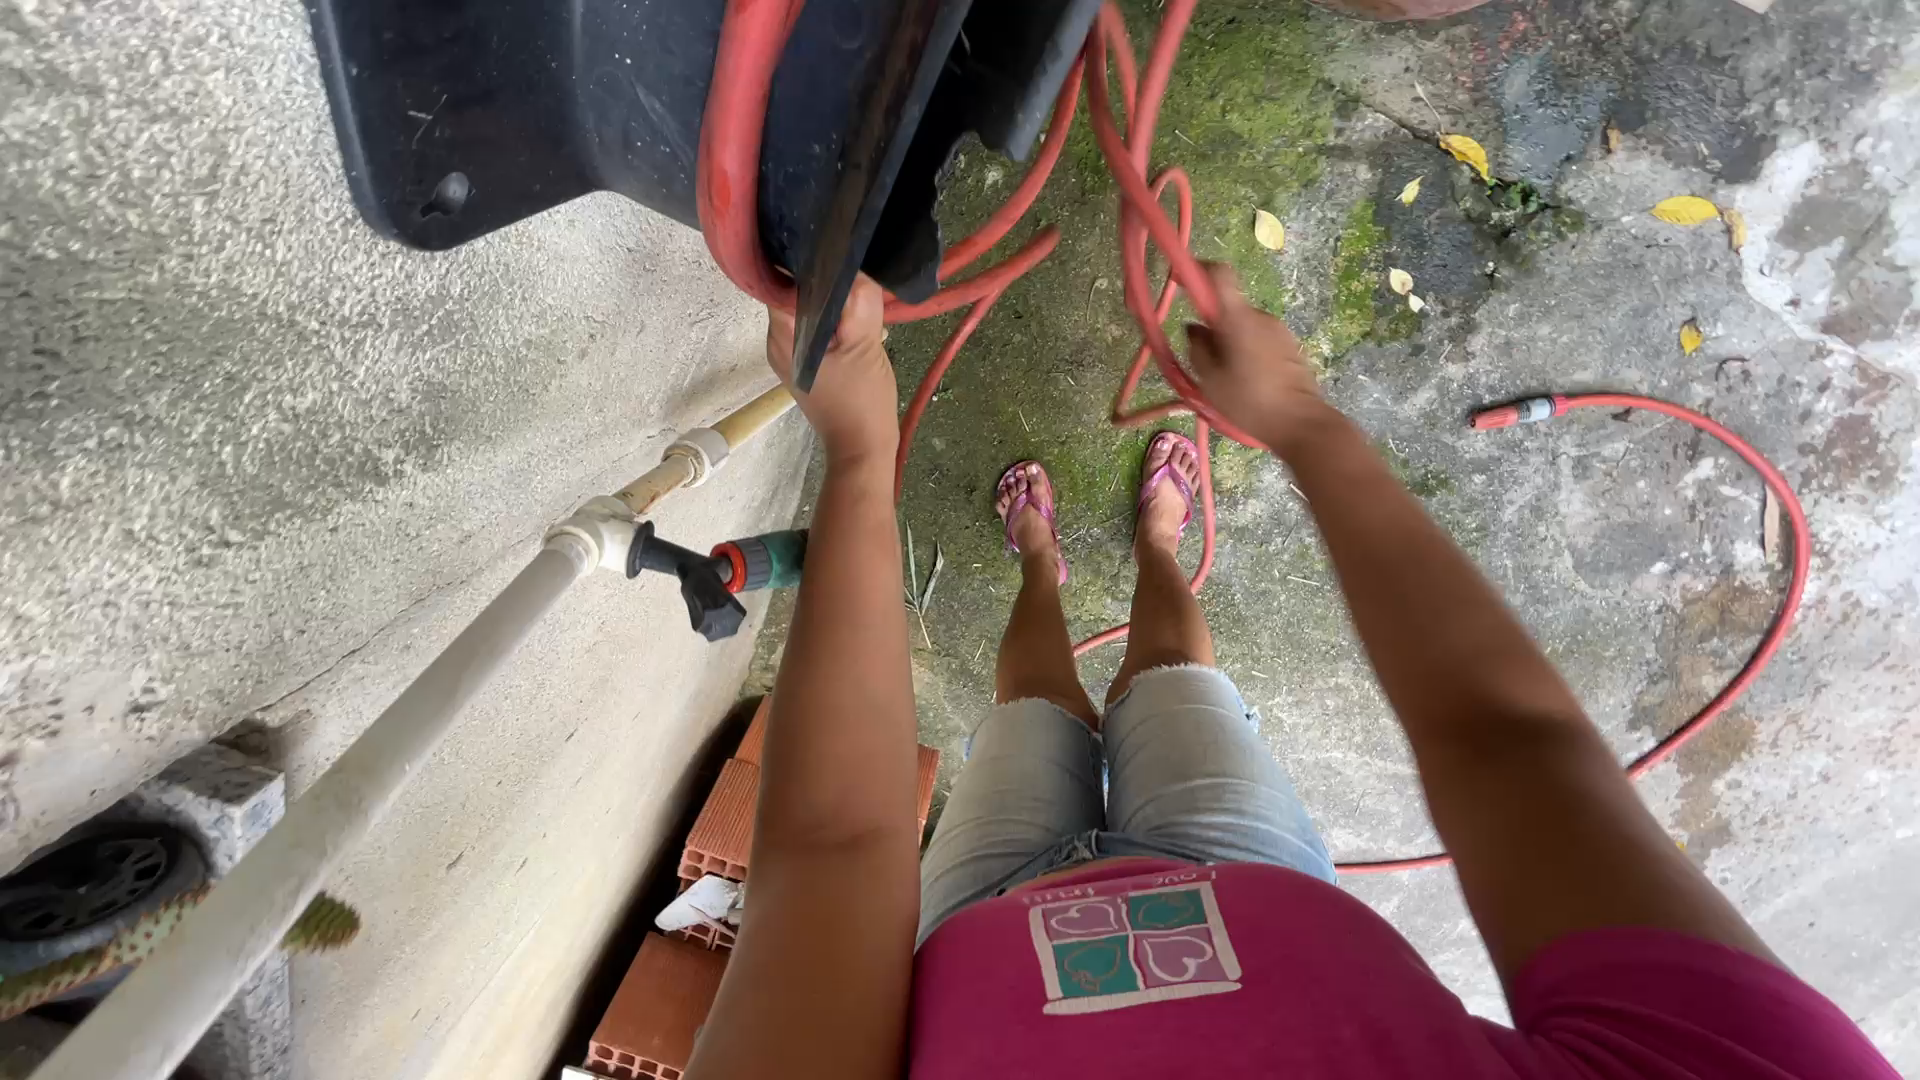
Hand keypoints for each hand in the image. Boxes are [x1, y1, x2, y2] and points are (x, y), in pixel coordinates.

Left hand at [766, 275, 898, 464]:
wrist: (863, 449)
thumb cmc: (862, 402)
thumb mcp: (864, 346)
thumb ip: (857, 304)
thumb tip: (856, 268)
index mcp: (783, 336)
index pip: (779, 279)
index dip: (803, 259)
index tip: (830, 242)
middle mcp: (778, 341)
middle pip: (791, 291)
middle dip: (820, 276)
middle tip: (851, 258)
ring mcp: (791, 354)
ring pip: (806, 309)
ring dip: (830, 297)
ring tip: (857, 282)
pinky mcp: (808, 363)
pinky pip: (816, 327)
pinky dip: (833, 317)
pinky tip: (855, 313)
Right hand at [1185, 262, 1338, 458]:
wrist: (1300, 422)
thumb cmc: (1249, 403)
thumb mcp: (1210, 381)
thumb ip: (1197, 349)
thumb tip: (1193, 328)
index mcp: (1237, 319)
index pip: (1219, 275)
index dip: (1198, 271)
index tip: (1181, 280)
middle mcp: (1259, 316)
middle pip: (1228, 308)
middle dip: (1211, 325)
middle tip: (1202, 359)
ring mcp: (1278, 329)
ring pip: (1243, 326)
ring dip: (1229, 341)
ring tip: (1226, 376)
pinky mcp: (1289, 344)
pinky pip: (1258, 338)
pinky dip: (1246, 350)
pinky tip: (1246, 380)